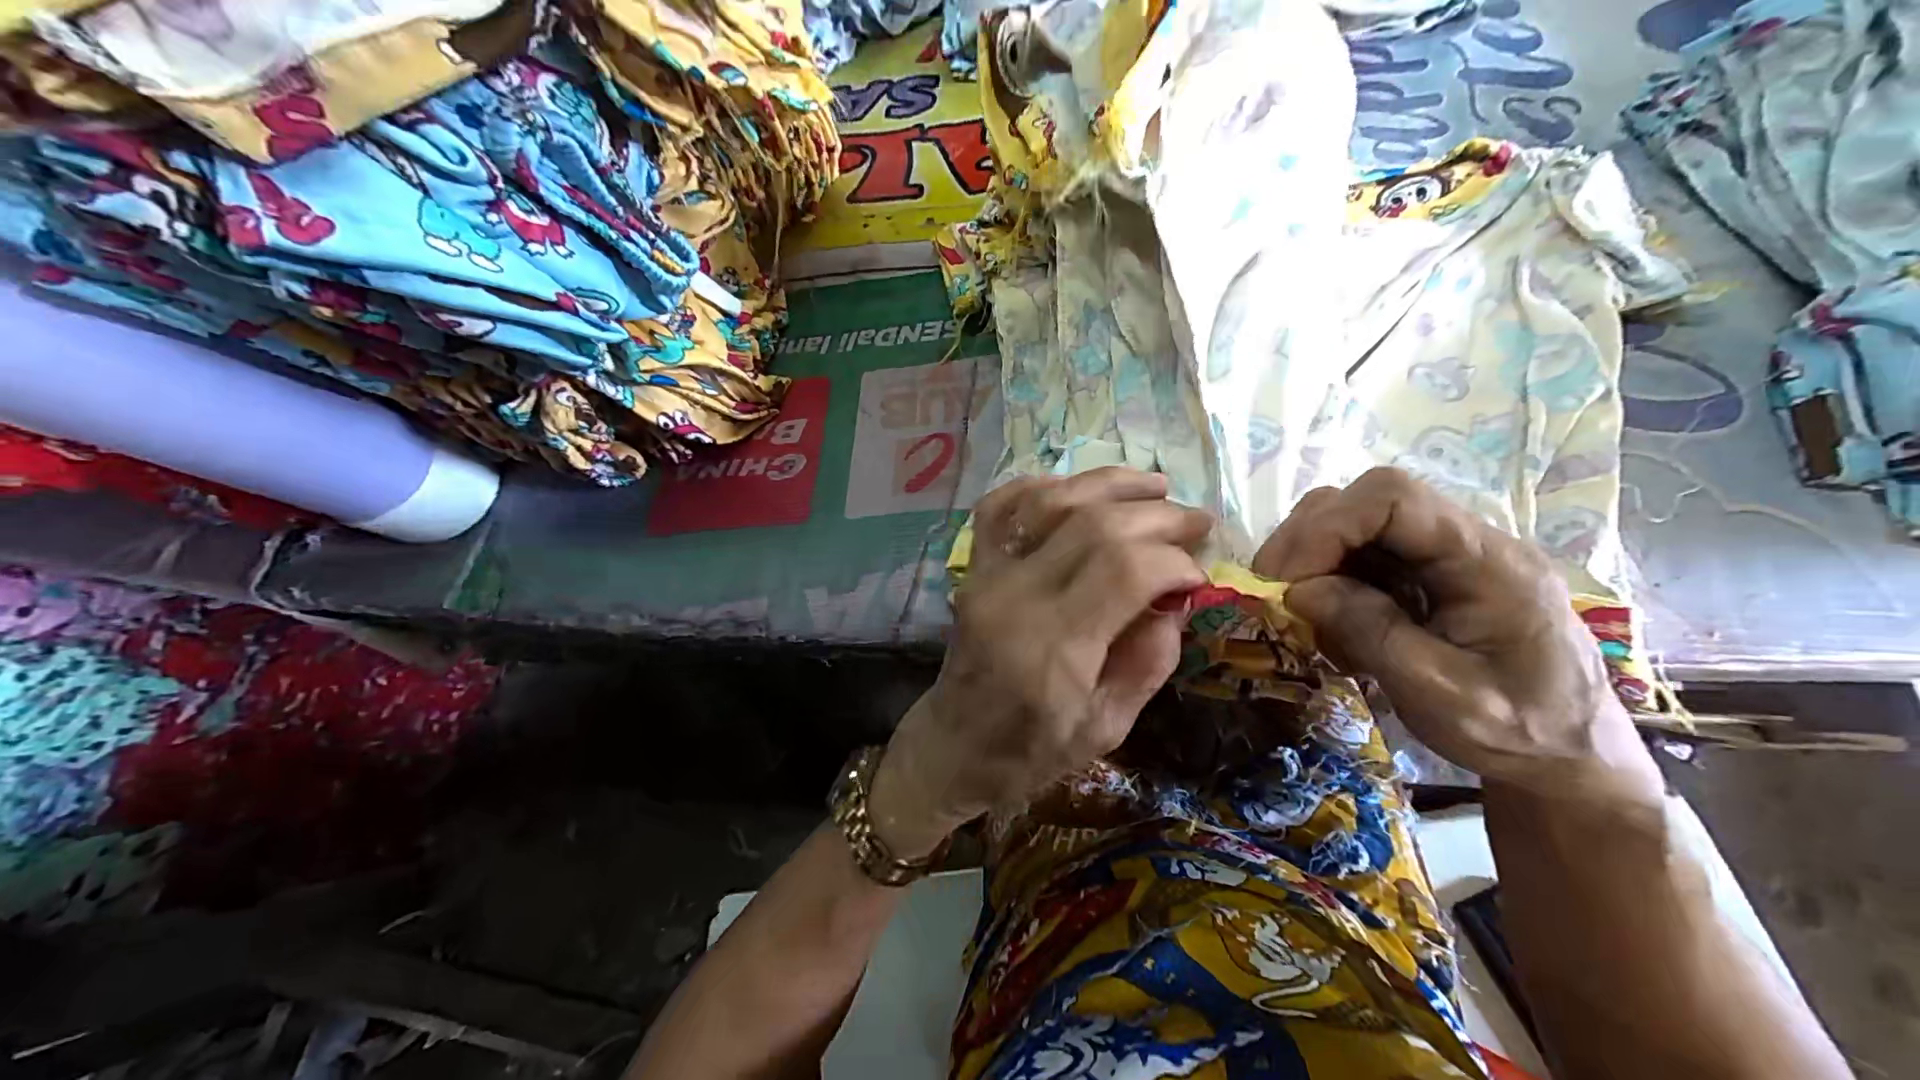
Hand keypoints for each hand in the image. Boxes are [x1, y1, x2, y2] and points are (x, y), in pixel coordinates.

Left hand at [868, 468, 1212, 856]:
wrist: (954, 745)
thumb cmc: (1032, 750)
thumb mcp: (1108, 727)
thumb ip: (1149, 661)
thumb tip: (1178, 597)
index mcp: (1055, 648)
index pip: (1124, 570)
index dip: (1174, 560)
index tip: (1199, 574)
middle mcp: (1017, 598)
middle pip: (1094, 525)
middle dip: (1157, 515)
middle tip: (1196, 523)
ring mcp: (987, 575)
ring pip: (1050, 502)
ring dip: (1109, 485)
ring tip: (1156, 487)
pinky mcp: (972, 568)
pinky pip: (1000, 506)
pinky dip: (1043, 486)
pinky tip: (1081, 489)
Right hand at [1252, 467, 1662, 807]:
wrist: (1571, 760)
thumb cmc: (1518, 733)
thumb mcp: (1441, 696)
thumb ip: (1373, 634)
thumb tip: (1299, 590)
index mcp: (1489, 563)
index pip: (1394, 499)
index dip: (1327, 527)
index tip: (1286, 581)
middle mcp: (1468, 543)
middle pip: (1367, 500)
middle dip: (1308, 541)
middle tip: (1273, 594)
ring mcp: (1448, 556)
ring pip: (1357, 521)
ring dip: (1313, 559)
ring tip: (1296, 610)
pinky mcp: (1430, 575)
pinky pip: (1363, 554)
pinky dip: (1329, 579)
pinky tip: (1328, 621)